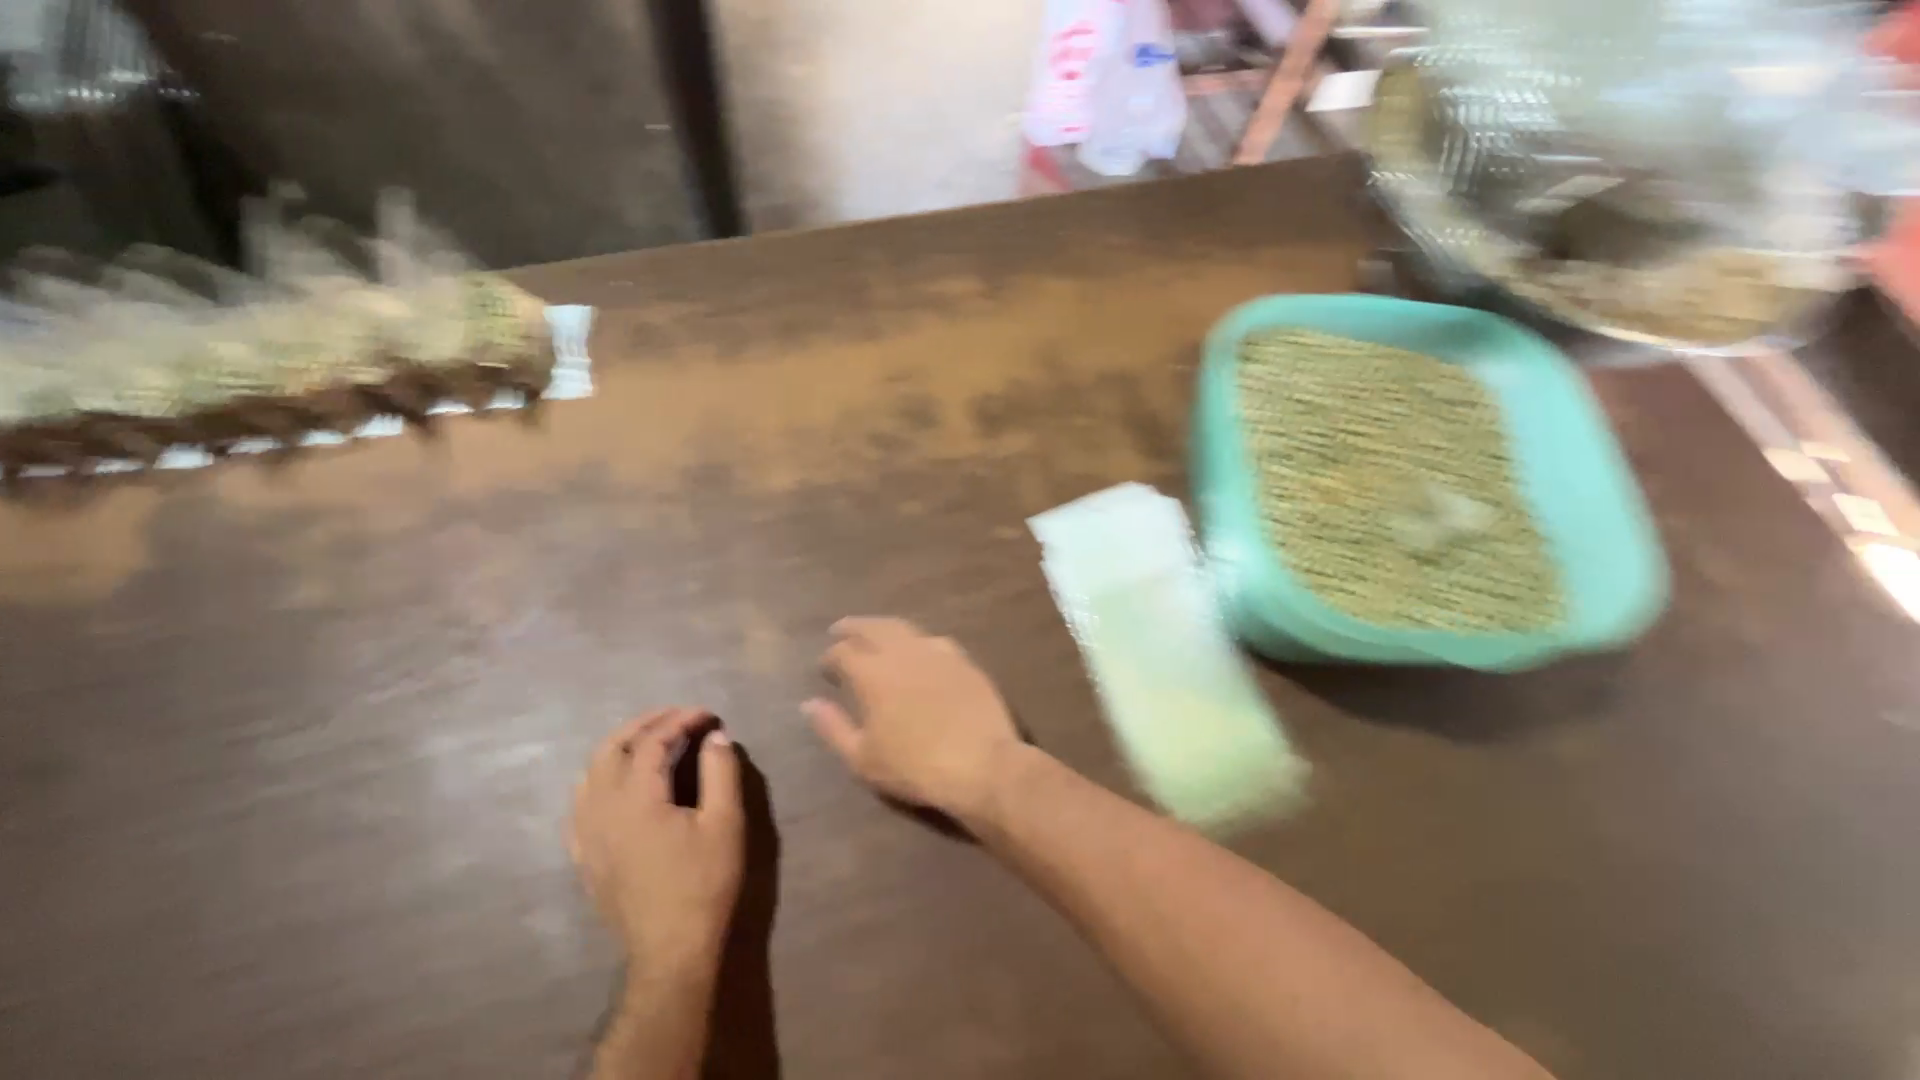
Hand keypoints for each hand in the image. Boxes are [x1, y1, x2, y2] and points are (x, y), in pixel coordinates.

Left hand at [571, 707, 743, 974]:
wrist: (671, 948)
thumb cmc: (704, 884)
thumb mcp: (726, 823)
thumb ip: (720, 772)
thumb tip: (715, 737)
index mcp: (636, 797)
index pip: (653, 742)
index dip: (681, 721)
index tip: (710, 715)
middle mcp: (602, 808)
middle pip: (612, 748)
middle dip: (645, 724)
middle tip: (678, 716)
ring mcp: (586, 833)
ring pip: (590, 773)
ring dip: (619, 747)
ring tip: (649, 740)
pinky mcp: (584, 855)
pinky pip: (581, 803)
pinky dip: (600, 778)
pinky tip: (617, 783)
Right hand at [806, 617, 1023, 824]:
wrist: (982, 764)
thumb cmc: (915, 767)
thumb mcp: (863, 758)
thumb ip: (833, 727)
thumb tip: (809, 703)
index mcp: (872, 673)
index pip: (842, 652)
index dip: (829, 658)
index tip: (824, 668)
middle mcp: (902, 652)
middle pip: (873, 627)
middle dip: (853, 627)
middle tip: (840, 630)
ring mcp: (937, 652)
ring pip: (905, 628)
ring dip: (884, 628)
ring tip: (876, 635)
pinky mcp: (965, 661)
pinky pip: (934, 641)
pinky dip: (917, 640)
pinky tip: (918, 650)